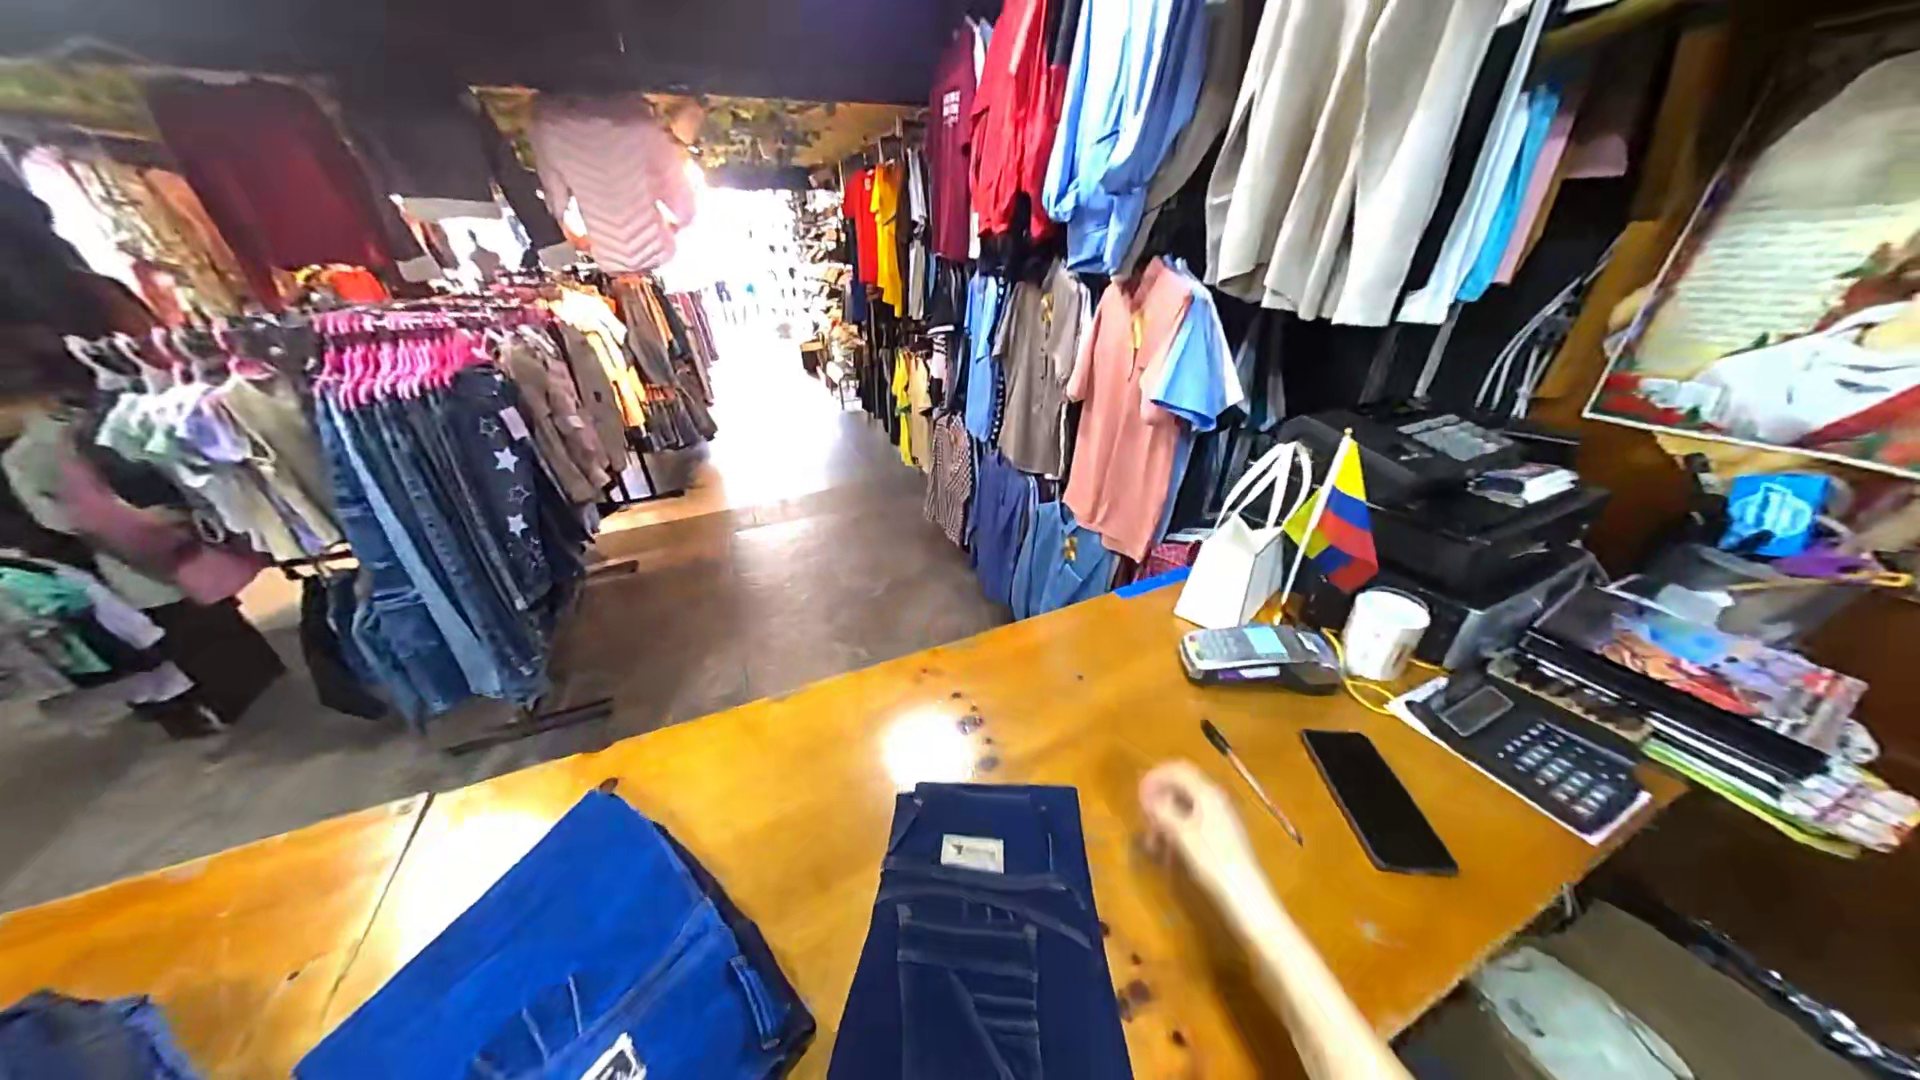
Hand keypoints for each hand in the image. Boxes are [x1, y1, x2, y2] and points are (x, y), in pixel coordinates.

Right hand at [1140, 761, 1259, 895]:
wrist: (1246, 894)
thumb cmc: (1212, 861)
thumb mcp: (1181, 834)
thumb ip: (1163, 810)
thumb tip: (1148, 795)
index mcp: (1207, 793)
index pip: (1177, 770)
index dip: (1155, 777)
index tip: (1139, 794)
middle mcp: (1215, 798)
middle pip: (1181, 786)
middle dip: (1160, 798)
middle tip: (1144, 817)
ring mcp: (1220, 816)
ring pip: (1185, 805)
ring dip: (1166, 817)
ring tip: (1153, 841)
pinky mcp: (1221, 833)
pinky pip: (1193, 820)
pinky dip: (1177, 828)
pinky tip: (1168, 850)